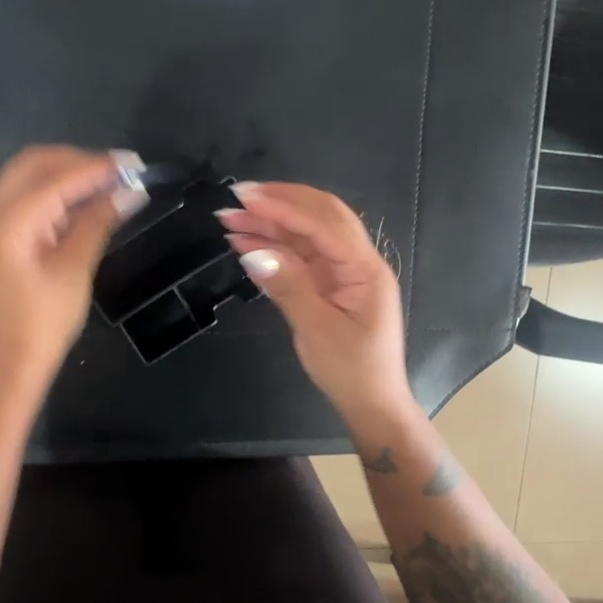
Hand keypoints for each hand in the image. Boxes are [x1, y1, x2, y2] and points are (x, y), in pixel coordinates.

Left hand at [0, 146, 146, 381]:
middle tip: (121, 170)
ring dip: (68, 172)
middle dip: (79, 160)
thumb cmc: (45, 320)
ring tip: (110, 181)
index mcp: (9, 221)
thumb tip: (131, 191)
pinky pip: (27, 195)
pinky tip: (87, 199)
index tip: (134, 163)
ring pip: (30, 175)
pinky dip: (57, 190)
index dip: (98, 167)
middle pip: (36, 162)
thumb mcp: (76, 268)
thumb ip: (99, 221)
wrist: (12, 359)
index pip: (58, 177)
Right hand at [216, 182, 415, 421]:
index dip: (284, 207)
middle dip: (278, 204)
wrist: (372, 405)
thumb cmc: (352, 371)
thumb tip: (254, 252)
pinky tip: (246, 244)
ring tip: (230, 220)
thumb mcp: (317, 330)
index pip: (323, 224)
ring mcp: (343, 272)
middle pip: (319, 217)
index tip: (248, 198)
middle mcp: (357, 262)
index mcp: (364, 269)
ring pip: (306, 235)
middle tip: (237, 198)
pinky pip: (301, 257)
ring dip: (270, 224)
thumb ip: (289, 286)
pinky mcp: (330, 285)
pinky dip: (274, 248)